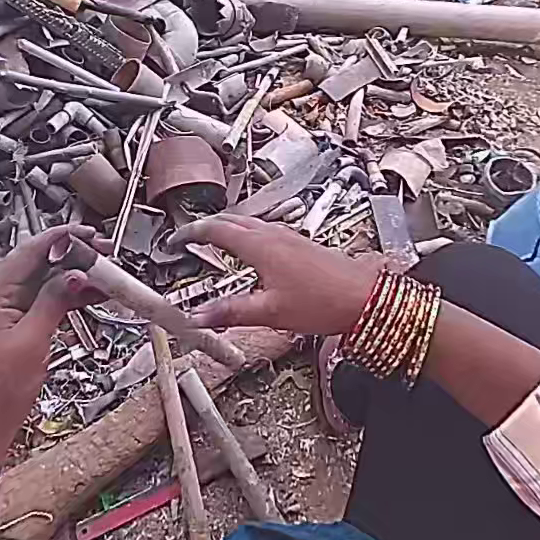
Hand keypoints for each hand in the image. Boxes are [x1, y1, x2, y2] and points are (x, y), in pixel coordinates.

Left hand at [0, 224, 97, 438]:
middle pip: (41, 264)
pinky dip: (71, 297)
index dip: (62, 239)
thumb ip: (53, 302)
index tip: (89, 234)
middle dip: (74, 256)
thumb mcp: (31, 341)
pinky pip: (49, 301)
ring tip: (106, 274)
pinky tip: (93, 295)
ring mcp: (9, 313)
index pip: (29, 252)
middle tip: (104, 253)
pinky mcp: (20, 327)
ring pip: (48, 282)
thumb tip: (73, 275)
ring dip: (77, 277)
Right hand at [170, 214, 385, 334]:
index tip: (176, 240)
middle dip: (206, 227)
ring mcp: (288, 236)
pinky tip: (251, 253)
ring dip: (227, 229)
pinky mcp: (300, 243)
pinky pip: (264, 231)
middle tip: (189, 239)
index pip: (215, 230)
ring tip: (214, 242)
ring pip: (249, 223)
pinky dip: (247, 236)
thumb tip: (199, 318)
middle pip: (230, 221)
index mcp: (260, 245)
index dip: (190, 233)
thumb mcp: (269, 312)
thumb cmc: (323, 300)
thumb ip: (230, 312)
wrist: (364, 296)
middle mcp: (273, 234)